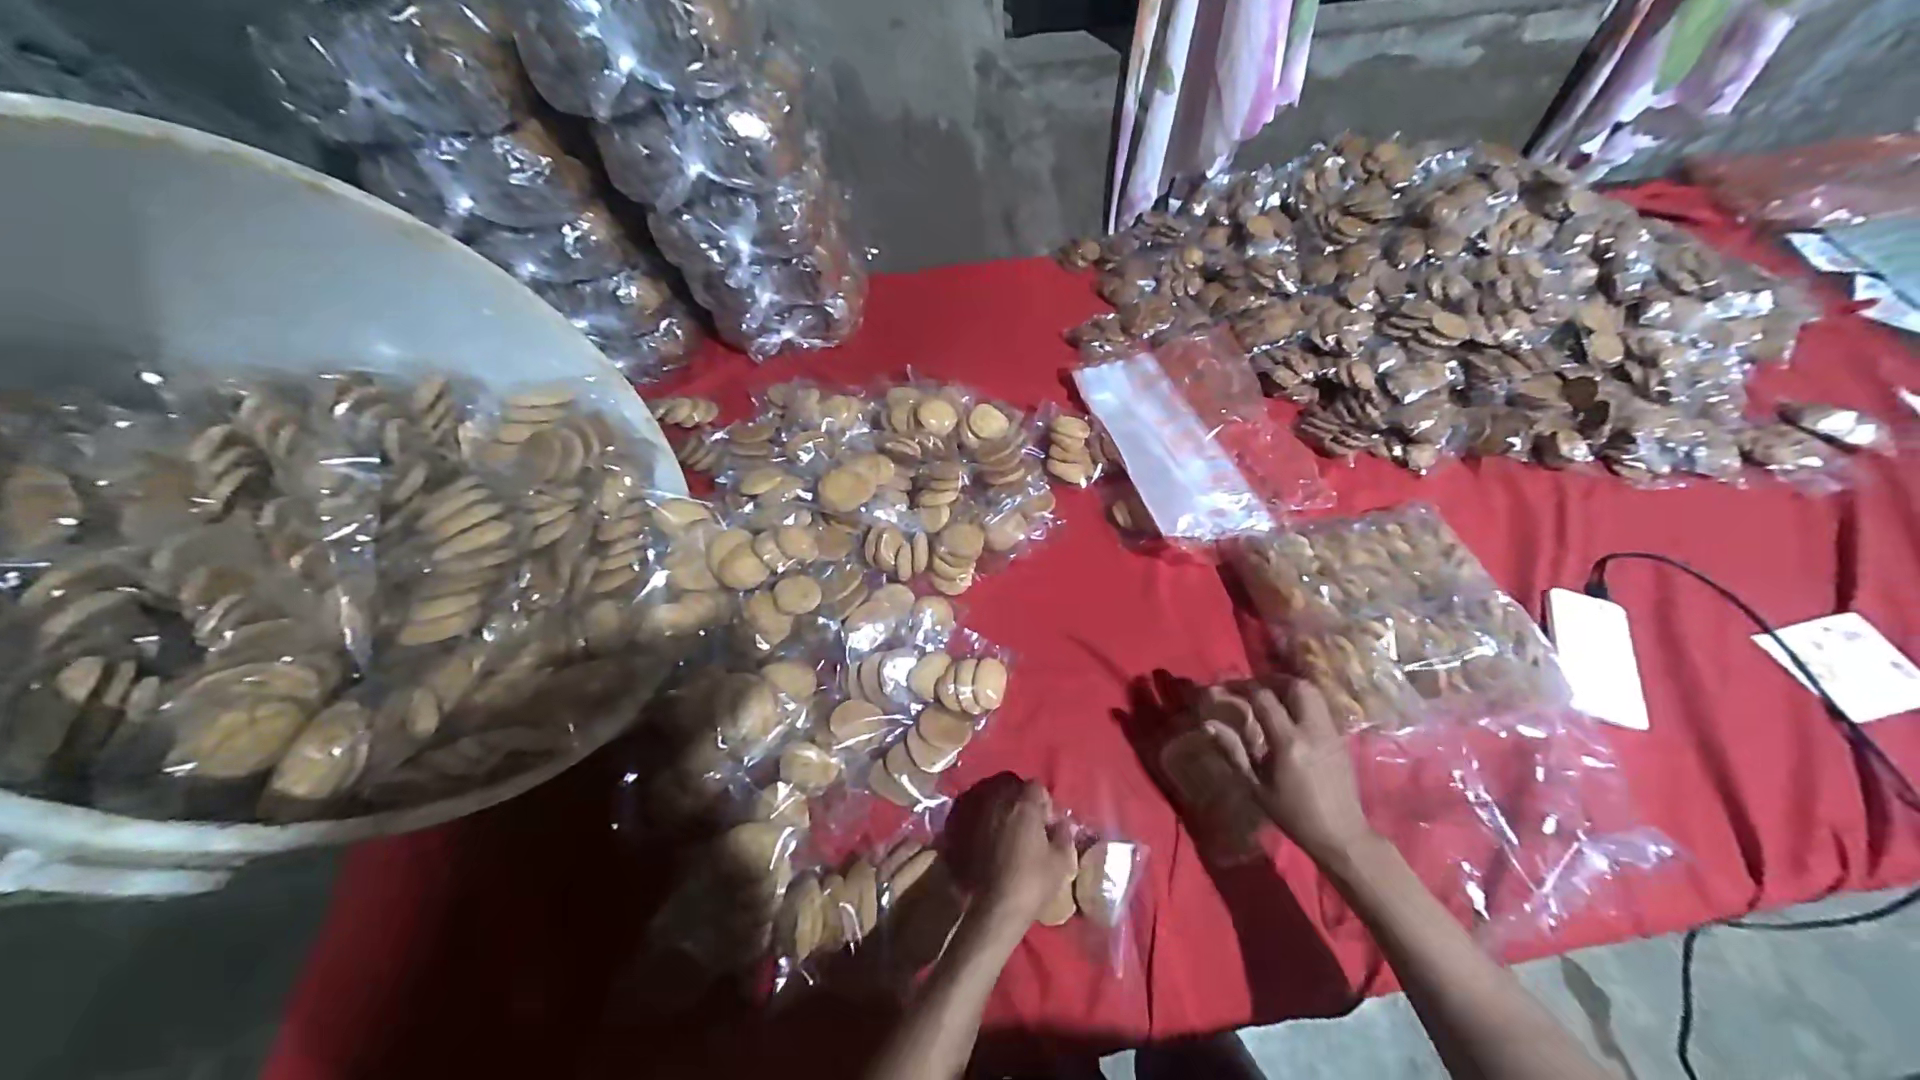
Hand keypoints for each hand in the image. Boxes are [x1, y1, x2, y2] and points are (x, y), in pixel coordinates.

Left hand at [972, 780, 1076, 932]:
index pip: (1035, 785)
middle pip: (1014, 790)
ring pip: (998, 803)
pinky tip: (1000, 845)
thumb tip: (1063, 824)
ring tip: (1017, 835)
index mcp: (1024, 806)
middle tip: (1034, 825)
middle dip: (1025, 803)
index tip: (1049, 820)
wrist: (998, 906)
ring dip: (1008, 813)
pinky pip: (985, 818)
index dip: (1045, 800)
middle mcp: (1001, 804)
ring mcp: (982, 817)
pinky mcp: (970, 832)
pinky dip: (994, 825)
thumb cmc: (1034, 881)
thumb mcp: (1061, 860)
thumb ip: (1064, 836)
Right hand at [1201, 678, 1375, 864]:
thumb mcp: (1257, 787)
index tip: (1224, 688)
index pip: (1264, 698)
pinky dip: (1302, 700)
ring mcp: (1331, 732)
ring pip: (1312, 692)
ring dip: (1288, 687)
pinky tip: (1289, 714)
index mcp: (1289, 742)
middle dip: (1270, 680)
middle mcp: (1313, 730)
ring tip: (1269, 695)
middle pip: (1295, 686)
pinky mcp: (1340, 738)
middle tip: (1251, 686)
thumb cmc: (1293, 814)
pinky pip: (1321, 706)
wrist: (1341, 834)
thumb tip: (1209, 725)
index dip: (1241, 687)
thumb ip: (1234, 751)